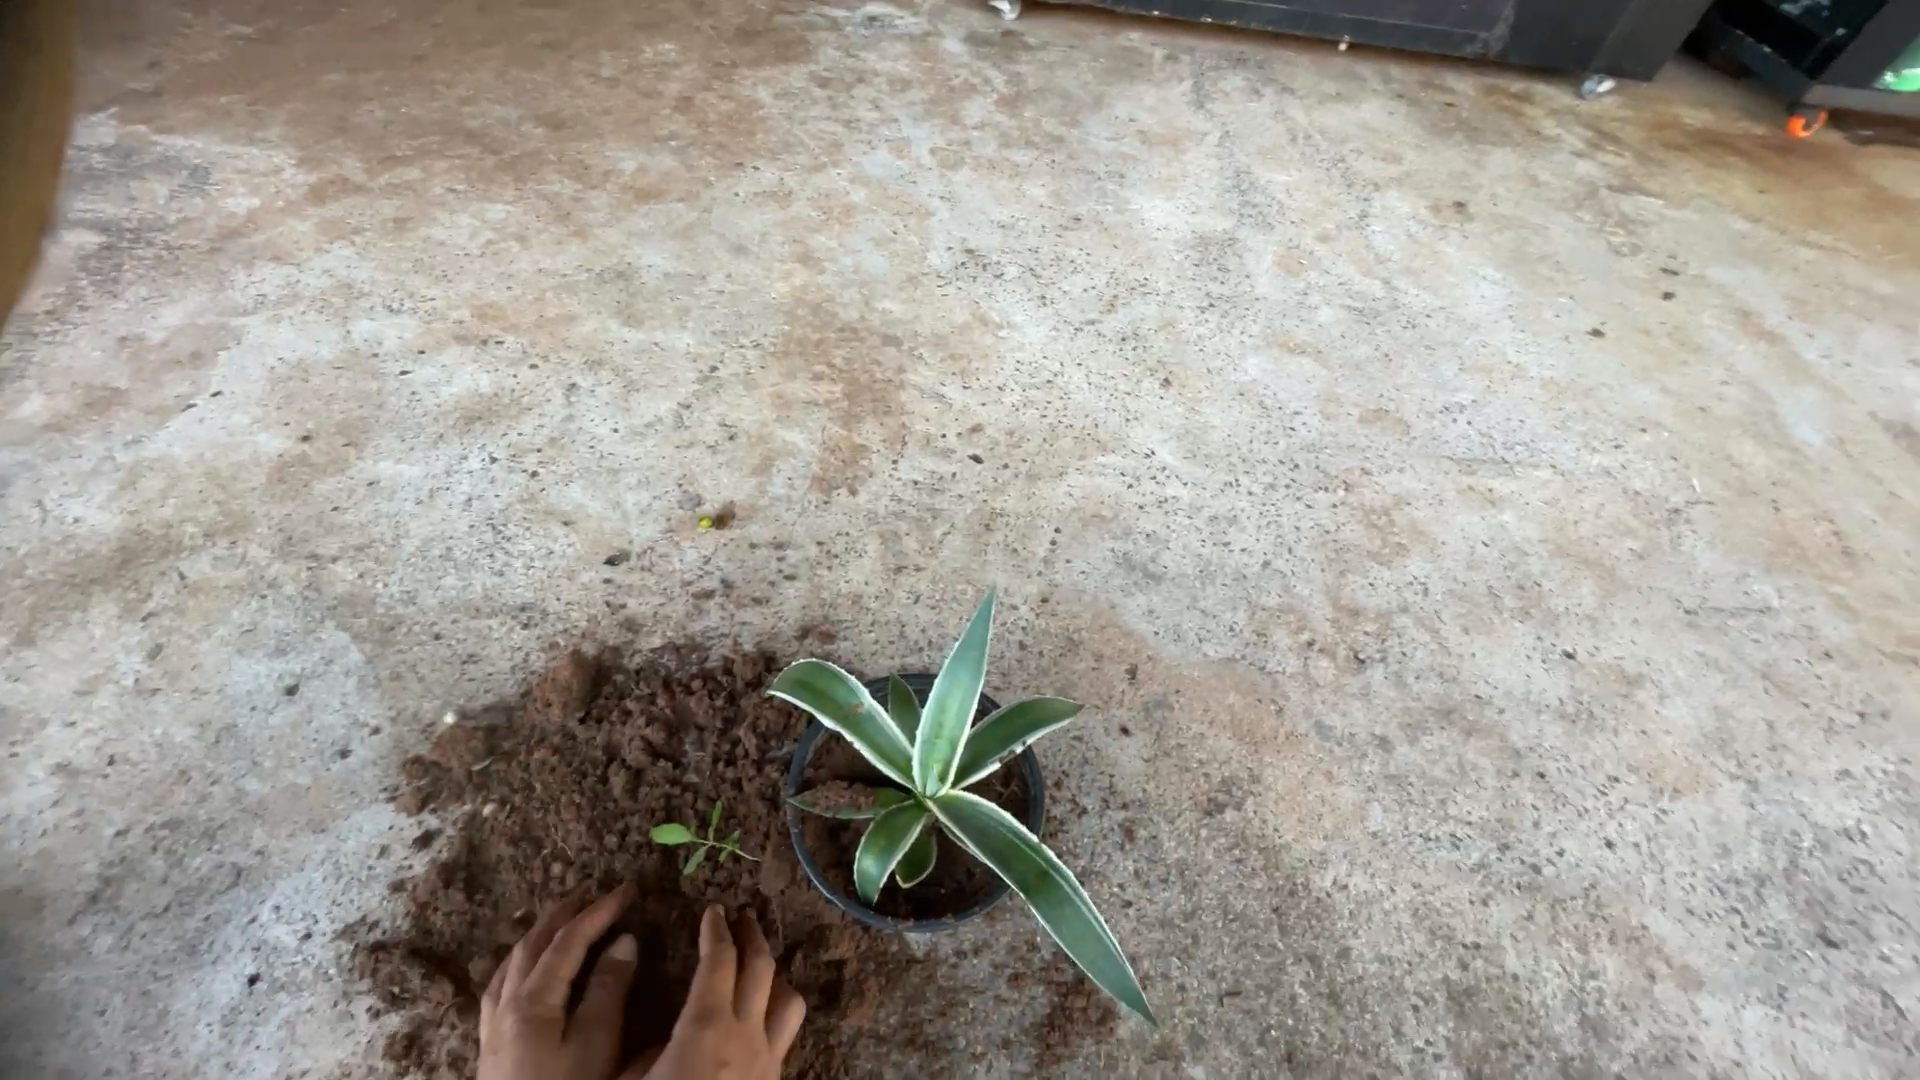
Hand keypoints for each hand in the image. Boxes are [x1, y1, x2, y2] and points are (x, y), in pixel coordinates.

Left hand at [480, 884, 639, 1079]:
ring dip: (539, 934)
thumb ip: (609, 989)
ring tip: (560, 919)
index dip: (600, 910)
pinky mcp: (490, 1048)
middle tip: (592, 892)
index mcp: (533, 1000)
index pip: (570, 939)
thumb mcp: (595, 1045)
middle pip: (534, 944)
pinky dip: (520, 962)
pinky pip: (501, 986)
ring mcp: (493, 1027)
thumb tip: (624, 940)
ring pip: (512, 963)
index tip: (629, 889)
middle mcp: (506, 1005)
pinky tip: (525, 970)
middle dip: (564, 913)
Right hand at [631, 906, 806, 1079]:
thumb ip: (625, 1025)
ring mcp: (768, 1062)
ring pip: (788, 1000)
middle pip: (762, 967)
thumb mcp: (617, 1076)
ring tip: (757, 964)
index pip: (720, 959)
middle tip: (742, 916)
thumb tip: (636, 968)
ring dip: (774, 973)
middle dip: (751, 935)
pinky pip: (786, 1033)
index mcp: (706, 1028)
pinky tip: (757, 1018)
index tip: (714, 910)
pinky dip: (775, 1010)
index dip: (717, 929)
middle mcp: (747, 1037)